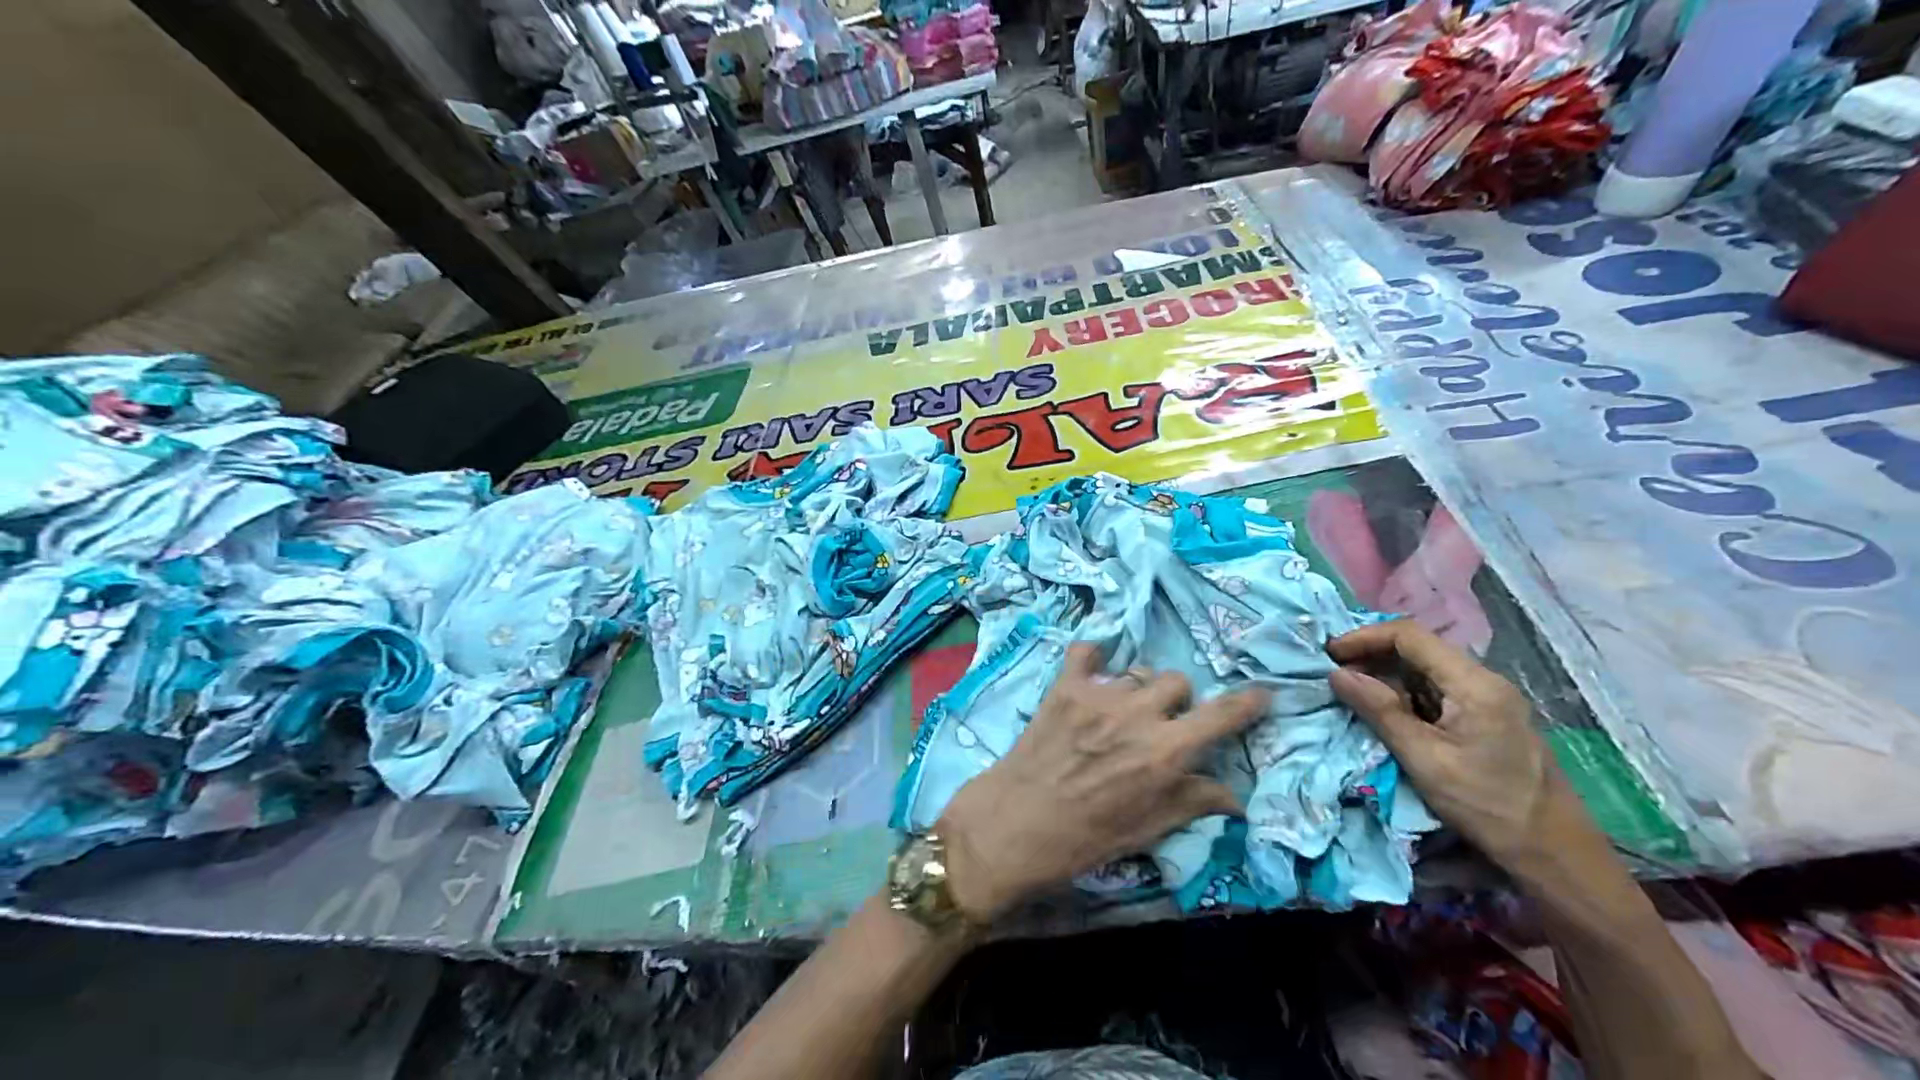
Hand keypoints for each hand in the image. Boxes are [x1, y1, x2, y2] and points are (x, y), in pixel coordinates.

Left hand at [934, 644, 1269, 923]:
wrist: (1015, 824)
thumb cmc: (1085, 838)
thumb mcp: (1148, 828)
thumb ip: (1193, 802)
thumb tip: (1236, 797)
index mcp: (1166, 752)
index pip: (1222, 715)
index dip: (1247, 703)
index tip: (1260, 695)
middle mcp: (1138, 714)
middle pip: (1178, 681)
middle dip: (1178, 700)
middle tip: (1163, 722)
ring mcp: (1098, 694)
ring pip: (1138, 670)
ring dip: (1139, 687)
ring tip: (1123, 709)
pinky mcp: (1064, 687)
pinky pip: (1086, 651)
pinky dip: (1094, 660)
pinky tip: (1092, 676)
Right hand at [1326, 620, 1606, 877]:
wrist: (1555, 852)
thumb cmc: (1487, 804)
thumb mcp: (1424, 758)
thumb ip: (1380, 710)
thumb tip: (1337, 674)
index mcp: (1474, 683)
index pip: (1410, 636)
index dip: (1364, 637)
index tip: (1329, 655)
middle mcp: (1484, 681)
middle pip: (1418, 649)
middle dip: (1371, 656)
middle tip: (1334, 676)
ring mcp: (1488, 699)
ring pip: (1426, 670)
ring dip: (1385, 676)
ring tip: (1351, 694)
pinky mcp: (1486, 717)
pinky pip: (1436, 691)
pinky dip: (1404, 694)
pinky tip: (1384, 713)